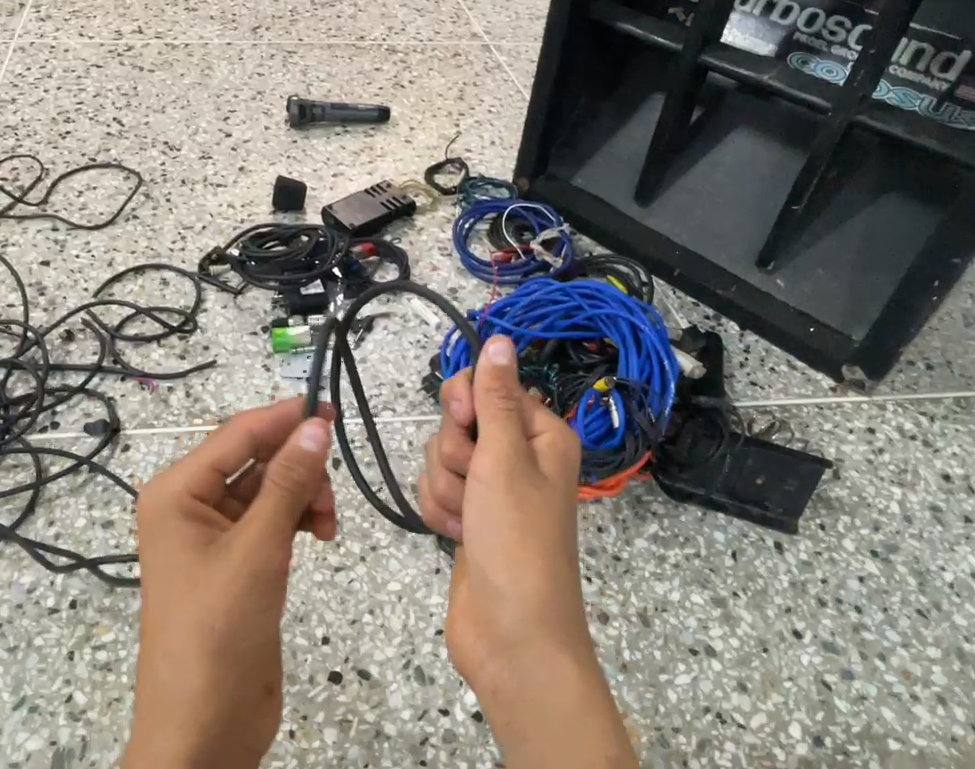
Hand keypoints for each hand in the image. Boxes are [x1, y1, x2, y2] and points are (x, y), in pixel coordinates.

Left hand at [123, 397, 335, 768]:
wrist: (203, 728)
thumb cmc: (218, 631)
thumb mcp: (257, 549)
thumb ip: (288, 482)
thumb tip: (316, 424)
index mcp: (176, 491)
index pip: (238, 433)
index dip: (285, 417)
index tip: (332, 407)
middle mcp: (191, 504)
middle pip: (255, 458)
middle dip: (298, 466)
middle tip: (332, 489)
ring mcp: (214, 534)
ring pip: (269, 488)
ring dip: (303, 496)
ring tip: (327, 524)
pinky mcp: (236, 562)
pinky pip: (272, 519)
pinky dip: (299, 520)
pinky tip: (321, 535)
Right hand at [418, 335, 635, 767]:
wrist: (512, 636)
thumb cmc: (517, 540)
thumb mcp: (504, 458)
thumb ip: (494, 396)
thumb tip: (499, 337)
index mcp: (540, 434)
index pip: (487, 386)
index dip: (464, 403)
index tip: (460, 423)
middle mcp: (516, 456)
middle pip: (457, 423)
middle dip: (453, 454)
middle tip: (475, 485)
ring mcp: (490, 490)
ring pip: (440, 458)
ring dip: (445, 488)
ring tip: (468, 522)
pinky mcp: (468, 518)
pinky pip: (435, 491)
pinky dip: (439, 512)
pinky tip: (457, 537)